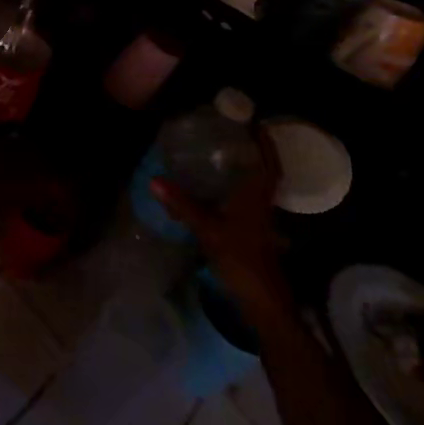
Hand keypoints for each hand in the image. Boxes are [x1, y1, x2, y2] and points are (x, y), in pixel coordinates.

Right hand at [153, 130, 292, 312]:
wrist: (261, 300)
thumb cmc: (239, 258)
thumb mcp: (208, 228)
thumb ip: (182, 204)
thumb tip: (154, 180)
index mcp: (258, 197)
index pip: (268, 163)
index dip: (265, 143)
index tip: (256, 124)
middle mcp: (263, 205)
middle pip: (264, 174)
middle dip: (254, 154)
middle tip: (233, 137)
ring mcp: (260, 222)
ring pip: (256, 190)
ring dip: (245, 173)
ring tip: (223, 159)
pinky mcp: (254, 235)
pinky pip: (246, 204)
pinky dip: (235, 193)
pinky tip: (217, 194)